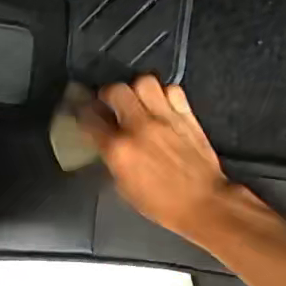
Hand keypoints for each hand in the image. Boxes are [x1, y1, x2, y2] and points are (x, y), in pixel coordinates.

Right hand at [79, 75, 246, 245]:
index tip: (83, 110)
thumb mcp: (125, 188)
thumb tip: (106, 142)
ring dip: (137, 89)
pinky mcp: (187, 115)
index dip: (82, 110)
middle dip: (108, 94)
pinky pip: (172, 90)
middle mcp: (139, 127)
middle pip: (115, 90)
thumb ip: (112, 159)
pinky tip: (162, 105)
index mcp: (119, 149)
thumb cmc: (162, 204)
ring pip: (144, 81)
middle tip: (111, 103)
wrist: (204, 203)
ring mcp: (165, 118)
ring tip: (138, 100)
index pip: (90, 118)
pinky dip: (164, 93)